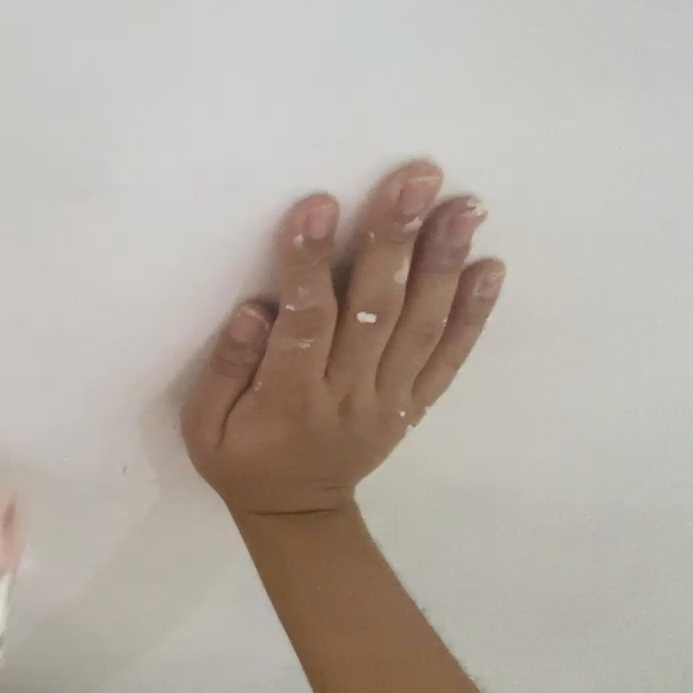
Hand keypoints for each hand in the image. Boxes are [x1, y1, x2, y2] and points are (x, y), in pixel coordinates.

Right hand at [183, 160, 504, 516]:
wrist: (296, 512)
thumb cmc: (239, 462)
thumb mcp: (203, 427)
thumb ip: (227, 371)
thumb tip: (254, 311)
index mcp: (289, 398)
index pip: (305, 322)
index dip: (310, 263)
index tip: (318, 206)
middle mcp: (347, 393)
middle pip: (374, 311)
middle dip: (394, 240)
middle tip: (416, 180)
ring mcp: (388, 399)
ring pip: (420, 326)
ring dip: (443, 262)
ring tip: (465, 205)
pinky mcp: (412, 404)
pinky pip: (448, 357)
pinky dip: (473, 312)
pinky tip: (489, 265)